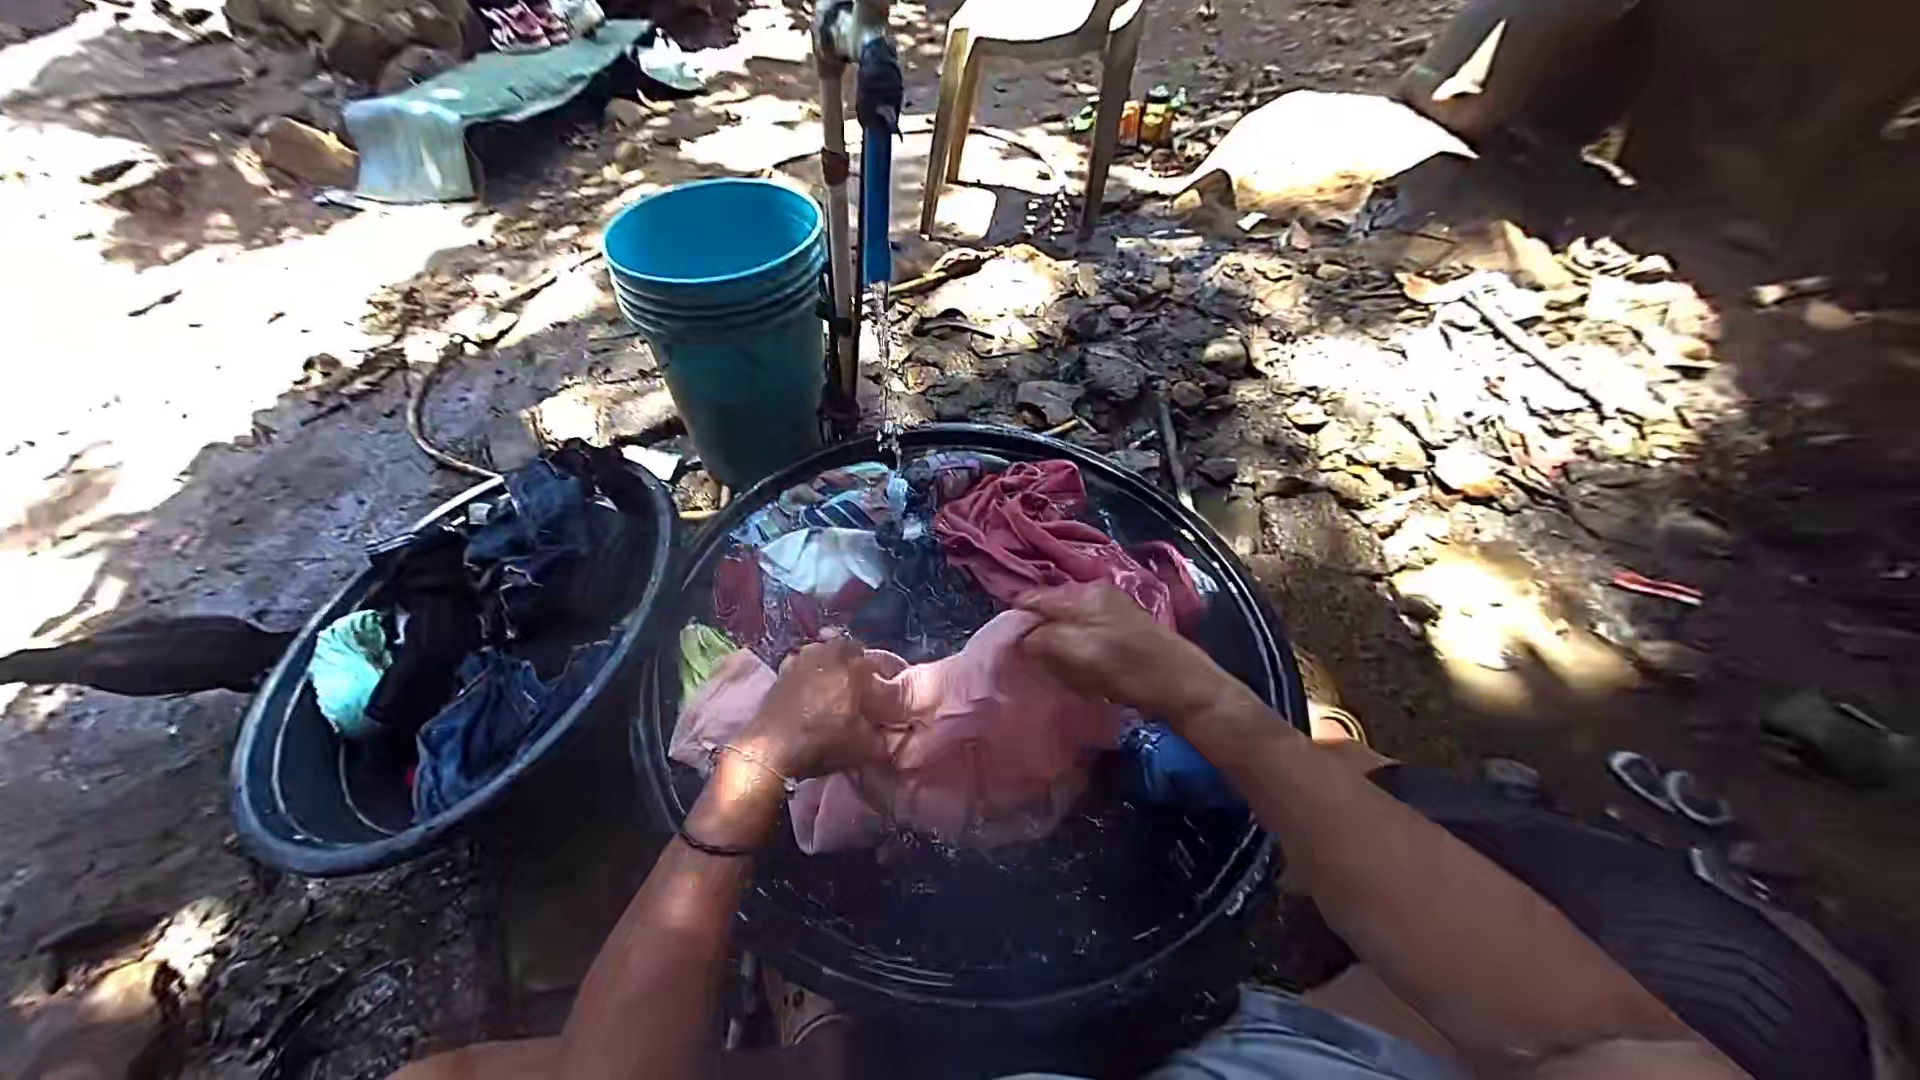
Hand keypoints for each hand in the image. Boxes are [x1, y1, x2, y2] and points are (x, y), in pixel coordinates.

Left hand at [731, 638, 886, 780]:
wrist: (771, 748)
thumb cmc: (823, 741)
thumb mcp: (864, 748)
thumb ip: (881, 740)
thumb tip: (886, 740)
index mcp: (854, 667)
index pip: (877, 661)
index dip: (880, 675)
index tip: (881, 689)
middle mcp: (828, 655)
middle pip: (848, 648)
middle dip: (854, 661)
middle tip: (857, 682)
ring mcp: (802, 659)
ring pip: (822, 651)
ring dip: (829, 662)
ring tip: (832, 682)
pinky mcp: (782, 671)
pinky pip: (801, 663)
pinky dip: (807, 671)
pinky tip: (807, 688)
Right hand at [1018, 584, 1233, 723]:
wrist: (1183, 686)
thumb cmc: (1128, 668)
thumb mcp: (1075, 652)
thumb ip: (1040, 639)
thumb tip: (1021, 638)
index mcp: (1081, 593)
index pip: (1031, 597)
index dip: (1016, 621)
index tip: (1010, 648)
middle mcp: (1094, 594)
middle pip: (1049, 611)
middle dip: (1038, 635)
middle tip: (1035, 663)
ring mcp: (1110, 610)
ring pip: (1066, 625)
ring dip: (1057, 647)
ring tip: (1058, 671)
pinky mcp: (1122, 629)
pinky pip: (1084, 636)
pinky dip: (1076, 653)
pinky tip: (1082, 672)